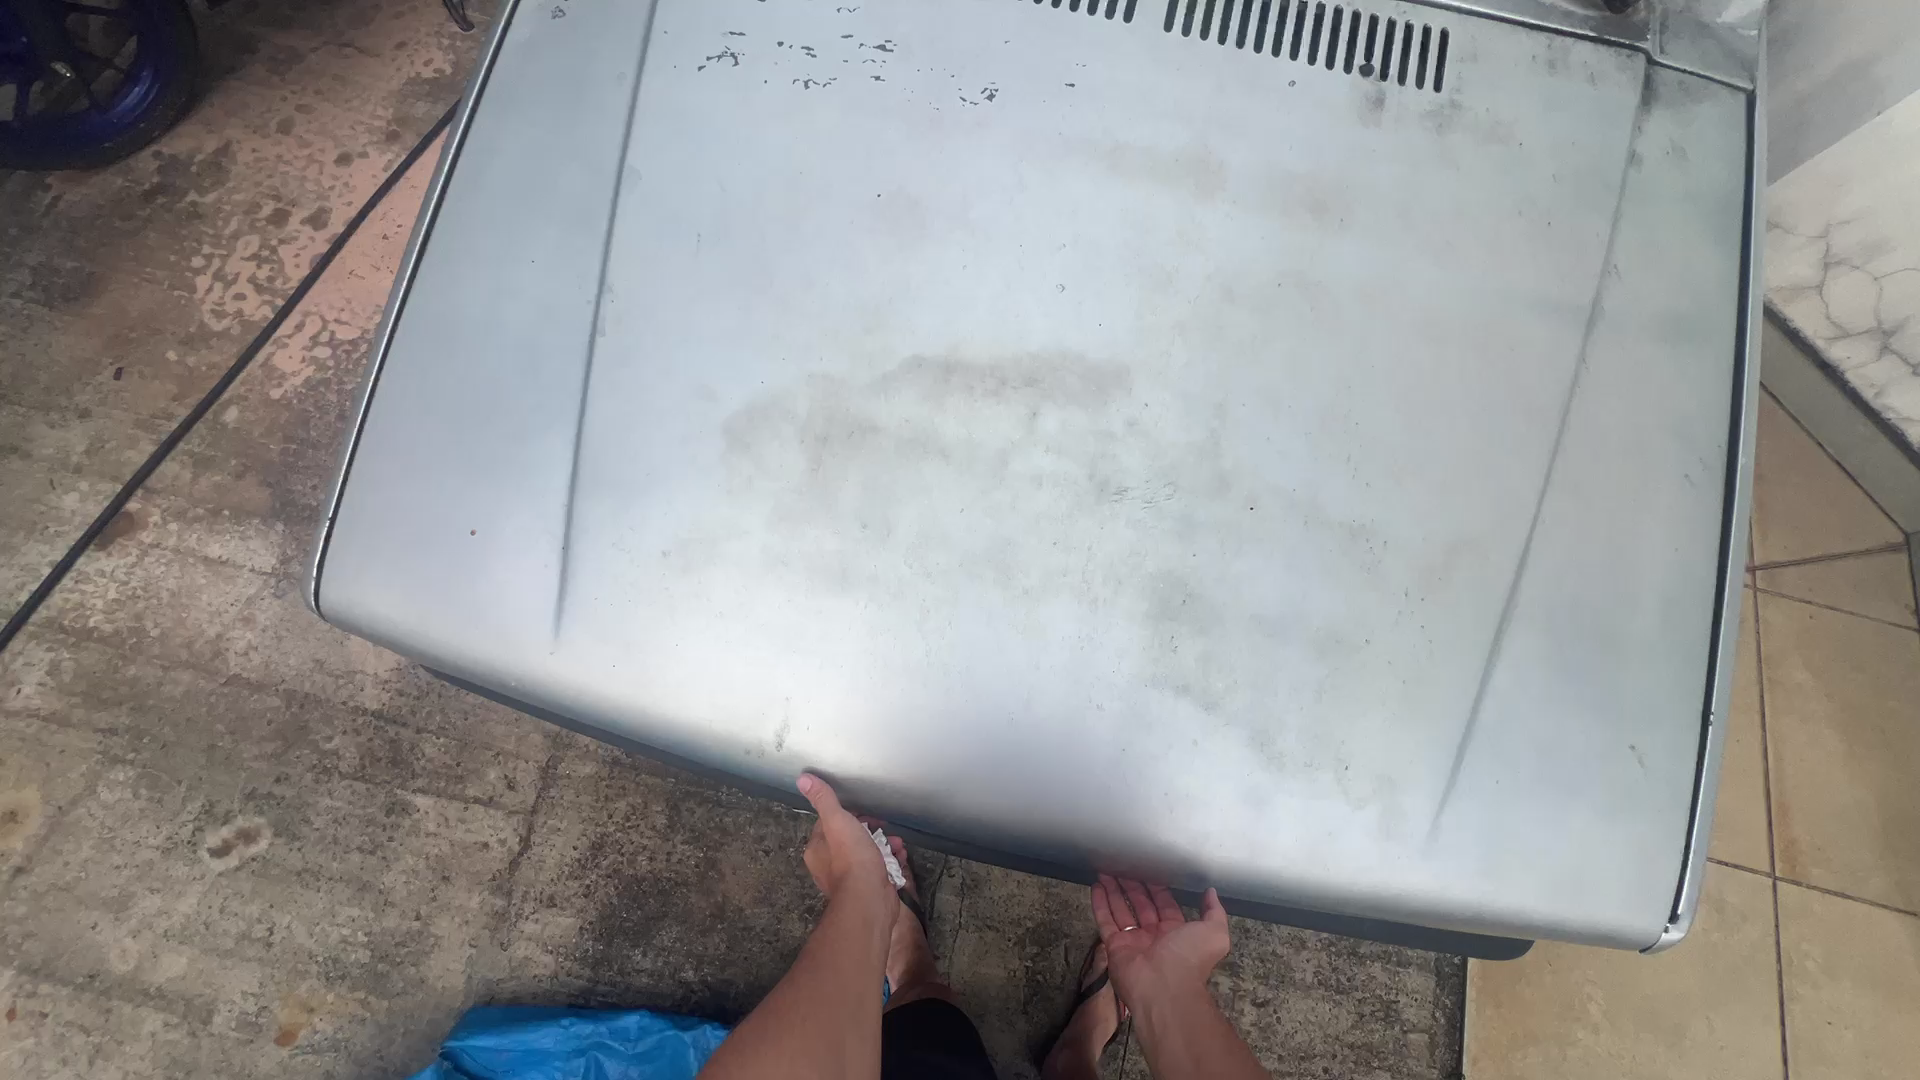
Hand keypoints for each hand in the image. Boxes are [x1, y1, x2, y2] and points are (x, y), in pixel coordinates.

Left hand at [798, 774, 889, 904]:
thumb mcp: (837, 821)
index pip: (829, 823)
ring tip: (897, 843)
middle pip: (850, 838)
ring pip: (867, 853)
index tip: (864, 812)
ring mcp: (848, 879)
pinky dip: (890, 860)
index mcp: (817, 849)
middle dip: (870, 830)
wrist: (869, 898)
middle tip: (883, 826)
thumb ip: (824, 800)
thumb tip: (803, 779)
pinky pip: (878, 868)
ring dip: (884, 844)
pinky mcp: (867, 888)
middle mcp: (828, 866)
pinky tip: (900, 857)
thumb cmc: (851, 857)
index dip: (848, 814)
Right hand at [1091, 874, 1230, 1012]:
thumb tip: (1210, 891)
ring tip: (1105, 870)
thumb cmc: (1189, 957)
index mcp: (1176, 932)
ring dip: (1113, 890)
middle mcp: (1153, 935)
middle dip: (1132, 885)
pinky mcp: (1115, 946)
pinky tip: (1096, 886)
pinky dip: (1100, 903)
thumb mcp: (1214, 933)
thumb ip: (1214, 911)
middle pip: (1140, 904)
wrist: (1164, 989)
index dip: (1156, 886)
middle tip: (1122, 864)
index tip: (1148, 867)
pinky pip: (1105, 921)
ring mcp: (1132, 940)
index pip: (1164, 903)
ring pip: (1121, 909)